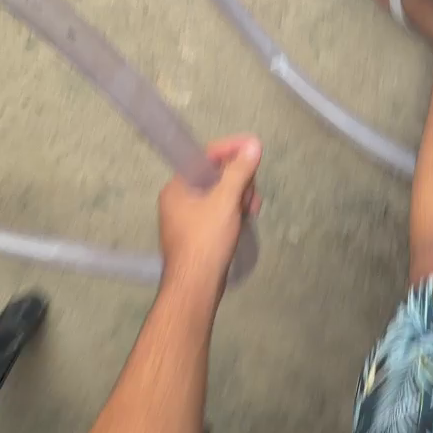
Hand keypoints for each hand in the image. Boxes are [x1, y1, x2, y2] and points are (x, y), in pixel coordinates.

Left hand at [158, 136, 262, 289]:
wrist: (196, 287)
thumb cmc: (206, 239)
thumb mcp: (226, 200)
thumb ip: (240, 170)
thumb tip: (253, 144)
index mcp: (178, 187)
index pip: (207, 155)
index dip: (232, 148)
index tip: (255, 147)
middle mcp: (179, 199)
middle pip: (217, 174)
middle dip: (240, 180)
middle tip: (251, 193)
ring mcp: (188, 217)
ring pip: (221, 193)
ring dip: (240, 196)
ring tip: (250, 210)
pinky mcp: (198, 233)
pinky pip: (220, 210)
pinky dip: (235, 210)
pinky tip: (245, 219)